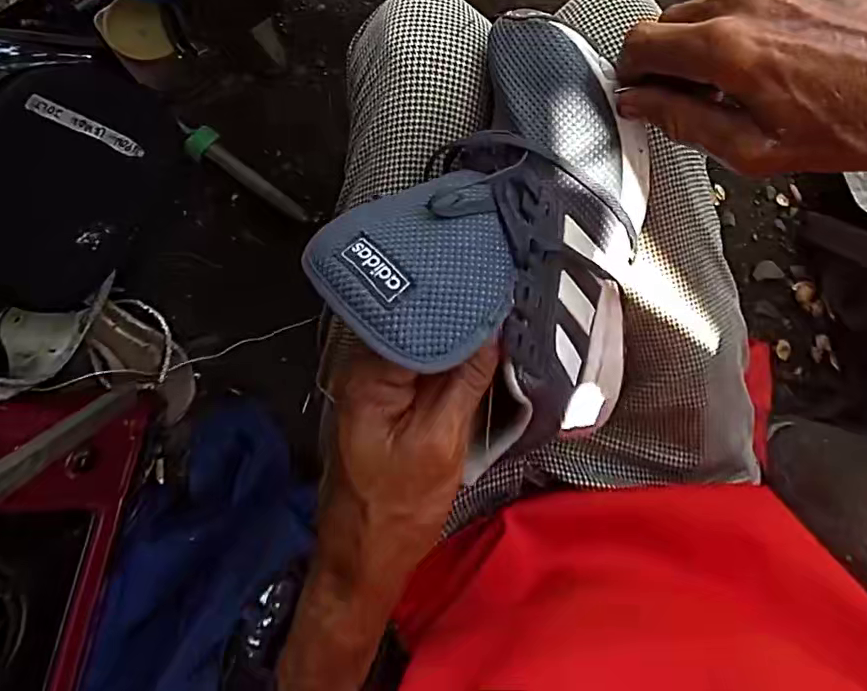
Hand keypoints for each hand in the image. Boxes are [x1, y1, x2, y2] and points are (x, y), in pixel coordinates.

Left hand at [319, 341, 499, 582]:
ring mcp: (375, 382)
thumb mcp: (441, 442)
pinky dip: (449, 366)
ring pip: (427, 346)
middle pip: (423, 329)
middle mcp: (365, 369)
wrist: (367, 554)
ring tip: (491, 345)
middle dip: (463, 328)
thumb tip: (491, 335)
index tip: (497, 311)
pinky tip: (471, 369)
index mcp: (369, 375)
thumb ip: (466, 382)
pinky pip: (424, 366)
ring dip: (459, 347)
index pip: (423, 323)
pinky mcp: (388, 395)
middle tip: (501, 327)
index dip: (463, 317)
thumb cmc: (394, 512)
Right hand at [615, 0, 866, 175]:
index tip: (640, 84)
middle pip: (671, 21)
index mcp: (729, 47)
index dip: (631, 69)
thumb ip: (682, 121)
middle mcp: (748, 0)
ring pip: (711, 5)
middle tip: (699, 90)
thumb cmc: (862, 125)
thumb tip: (641, 103)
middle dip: (672, 57)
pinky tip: (786, 47)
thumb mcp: (756, 150)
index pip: (640, 42)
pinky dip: (754, 18)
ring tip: (755, 73)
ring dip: (714, 37)